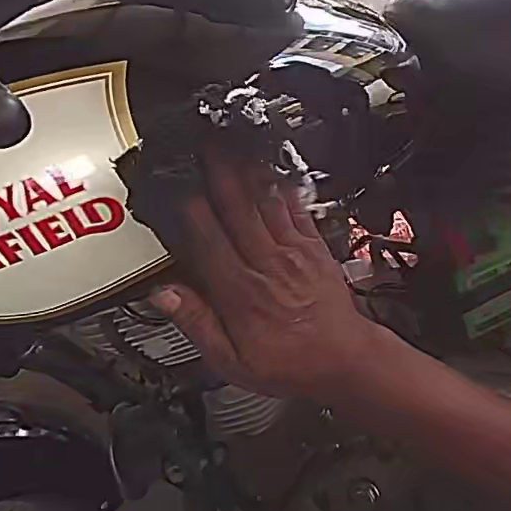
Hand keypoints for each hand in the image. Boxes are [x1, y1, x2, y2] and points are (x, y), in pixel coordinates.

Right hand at [148, 151, 390, 402]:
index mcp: (242, 293)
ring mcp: (296, 254)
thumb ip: (198, 325)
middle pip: (238, 212)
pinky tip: (274, 173)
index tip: (178, 187)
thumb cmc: (292, 362)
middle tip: (204, 148)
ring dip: (249, 174)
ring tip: (235, 149)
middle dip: (219, 176)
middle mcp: (269, 266)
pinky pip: (298, 212)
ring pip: (267, 205)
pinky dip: (284, 190)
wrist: (345, 359)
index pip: (209, 242)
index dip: (192, 212)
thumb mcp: (234, 362)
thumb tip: (166, 297)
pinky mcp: (316, 249)